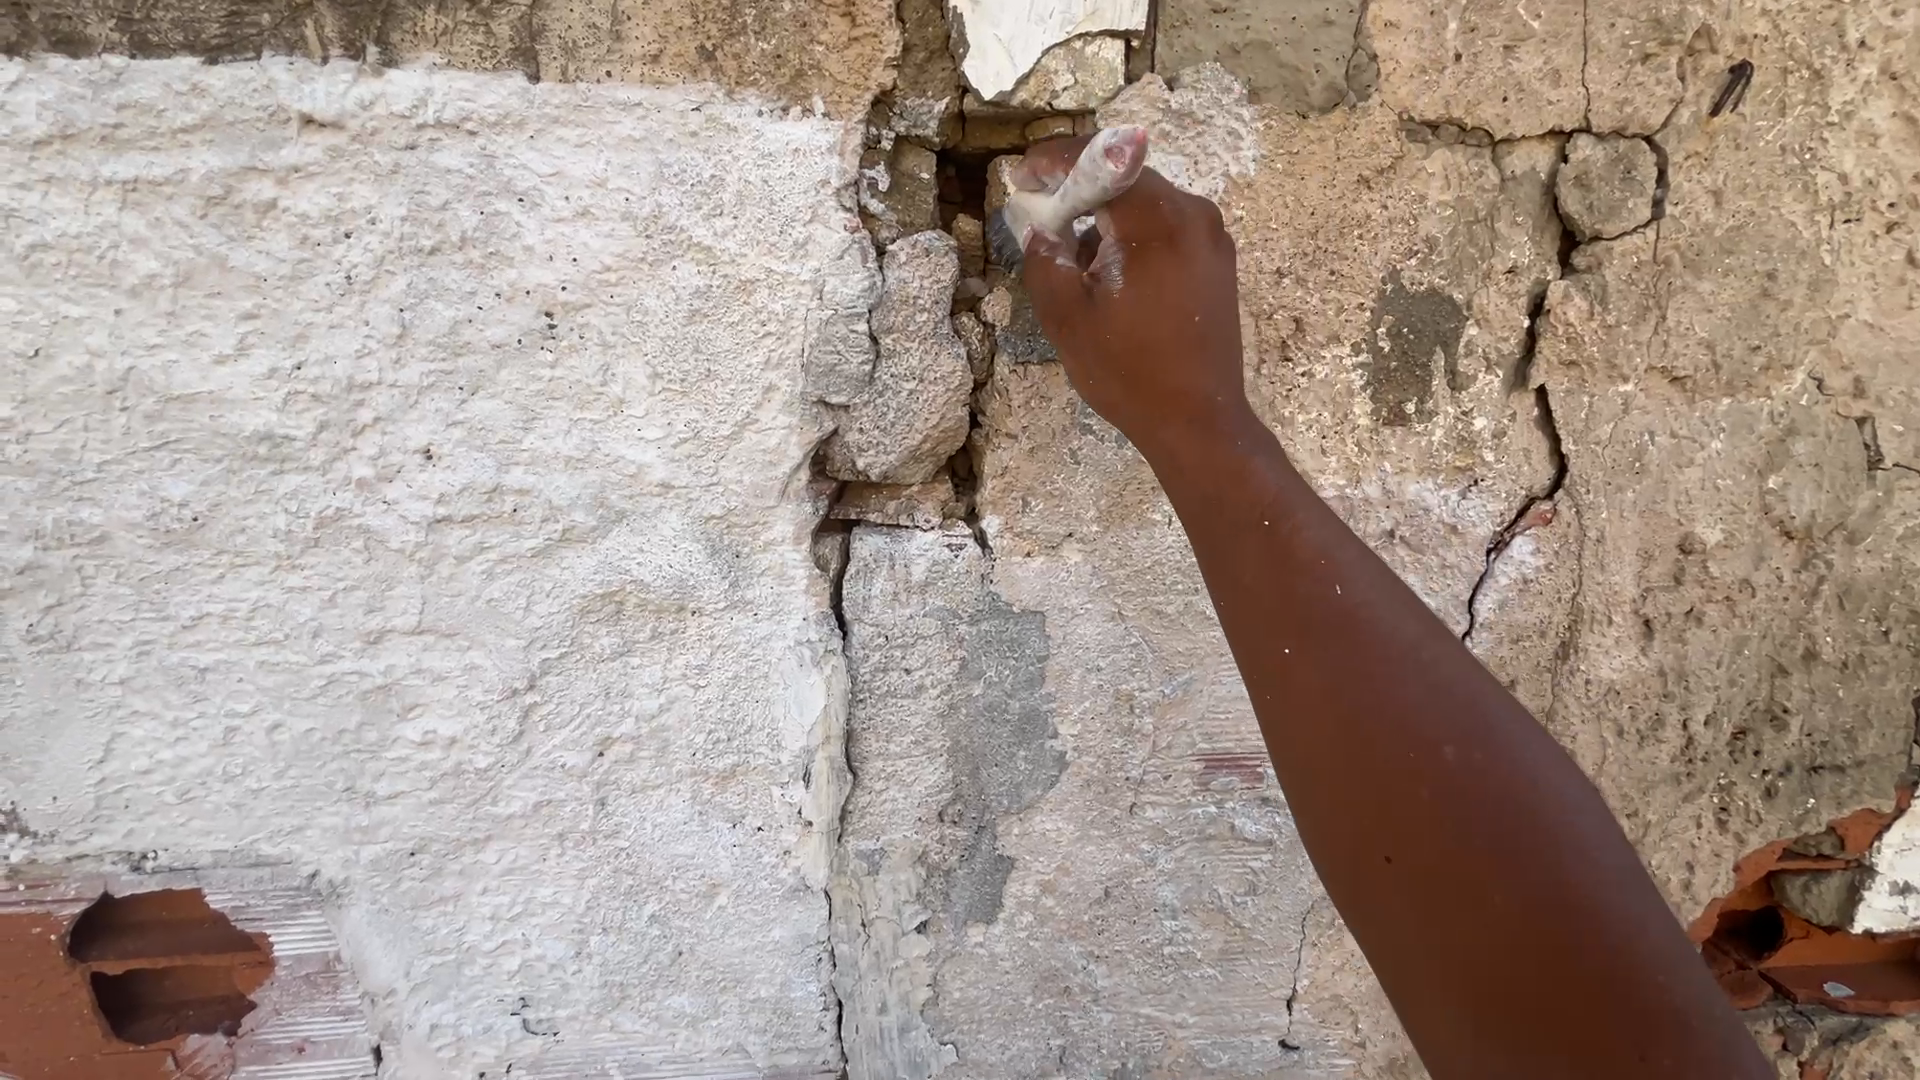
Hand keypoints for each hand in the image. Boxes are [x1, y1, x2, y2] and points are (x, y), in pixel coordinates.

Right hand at [1014, 135, 1251, 462]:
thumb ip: (1045, 263)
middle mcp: (1193, 215)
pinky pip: (1168, 229)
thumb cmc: (1128, 373)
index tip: (1024, 171)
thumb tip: (1042, 231)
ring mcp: (1211, 238)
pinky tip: (1112, 272)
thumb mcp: (1068, 320)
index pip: (1102, 162)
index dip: (1057, 160)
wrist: (1198, 421)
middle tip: (1042, 209)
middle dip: (1081, 188)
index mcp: (1157, 221)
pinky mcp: (1217, 263)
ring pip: (1148, 204)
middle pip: (1128, 178)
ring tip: (1075, 256)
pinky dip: (1134, 235)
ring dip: (1107, 216)